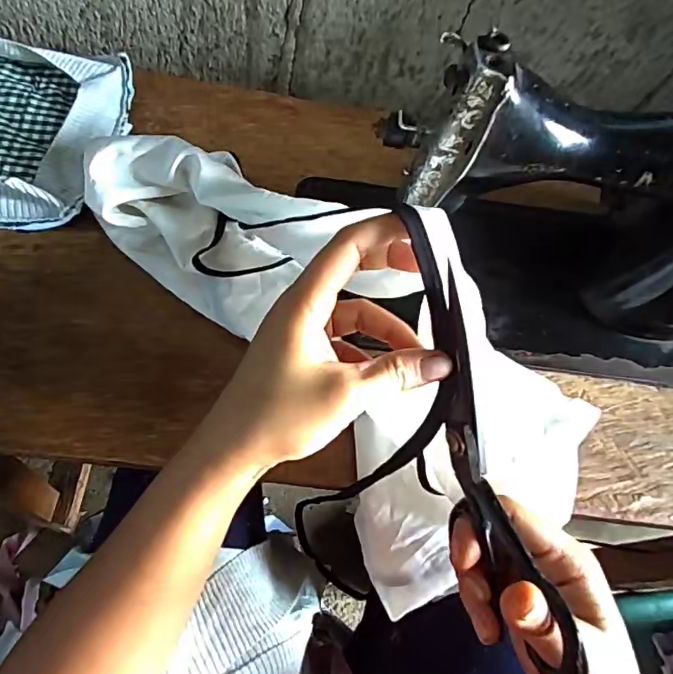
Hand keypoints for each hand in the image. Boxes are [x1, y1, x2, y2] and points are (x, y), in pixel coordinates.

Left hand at [193, 214, 452, 473]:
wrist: (235, 444)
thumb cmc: (272, 416)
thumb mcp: (346, 392)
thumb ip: (396, 373)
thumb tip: (436, 362)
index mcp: (304, 303)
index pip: (347, 246)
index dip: (385, 230)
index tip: (416, 229)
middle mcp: (300, 307)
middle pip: (351, 268)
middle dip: (390, 266)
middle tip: (426, 269)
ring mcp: (300, 327)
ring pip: (354, 310)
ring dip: (387, 327)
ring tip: (418, 354)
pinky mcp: (302, 348)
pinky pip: (344, 334)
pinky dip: (370, 346)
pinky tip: (389, 370)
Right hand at [451, 492, 653, 673]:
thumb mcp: (577, 659)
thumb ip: (544, 626)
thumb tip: (518, 594)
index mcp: (568, 559)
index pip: (513, 513)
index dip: (480, 524)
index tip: (467, 561)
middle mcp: (546, 558)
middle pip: (487, 528)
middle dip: (470, 559)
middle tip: (476, 596)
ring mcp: (528, 573)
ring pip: (478, 554)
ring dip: (471, 588)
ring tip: (488, 626)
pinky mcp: (513, 591)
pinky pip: (479, 579)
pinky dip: (474, 602)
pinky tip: (490, 631)